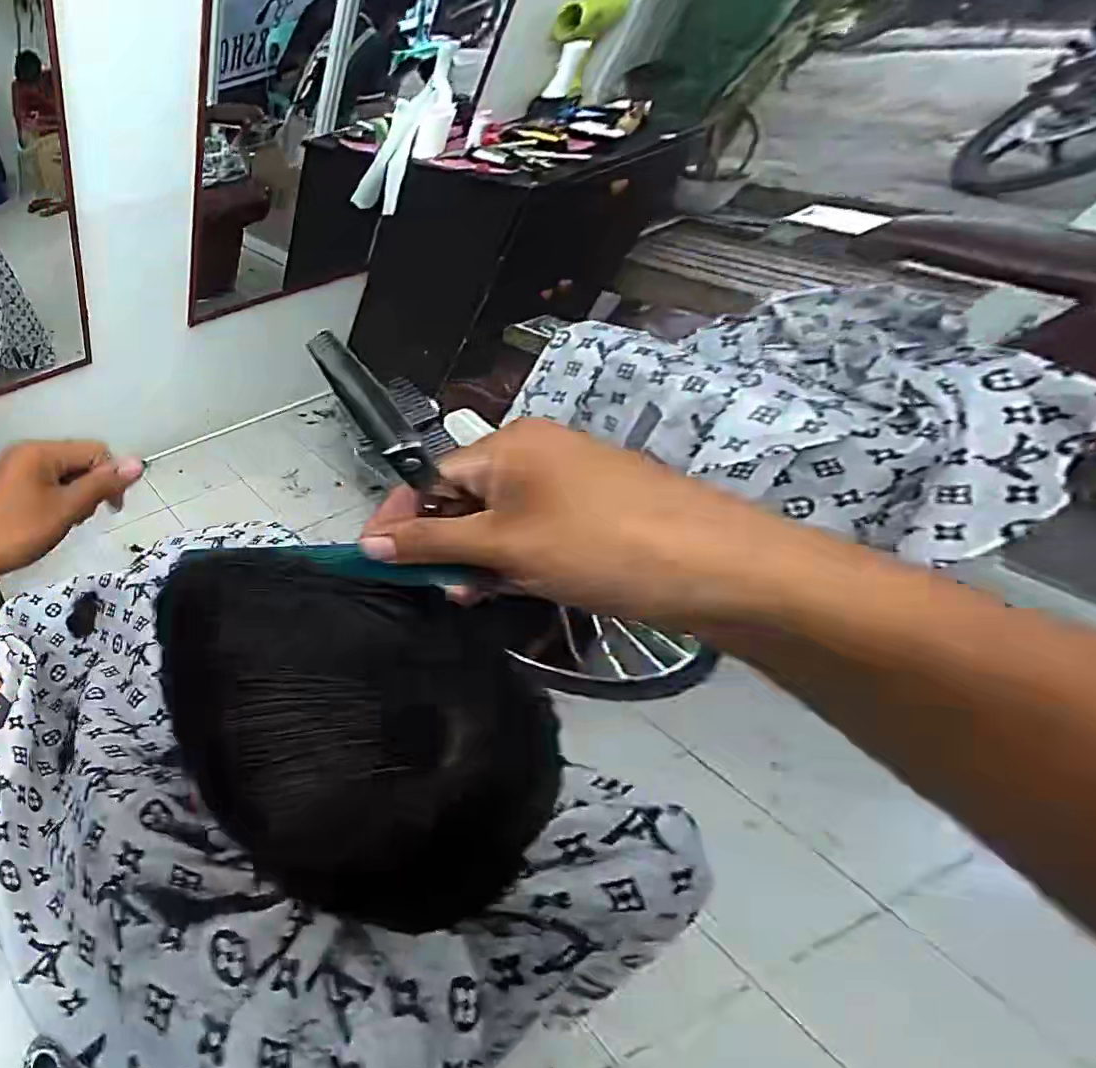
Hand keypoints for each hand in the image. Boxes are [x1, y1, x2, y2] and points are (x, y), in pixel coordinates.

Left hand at [0, 441, 142, 582]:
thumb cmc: (17, 533)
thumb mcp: (65, 510)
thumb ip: (101, 485)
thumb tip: (138, 463)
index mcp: (41, 451)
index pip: (95, 450)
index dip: (111, 477)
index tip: (112, 509)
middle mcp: (28, 452)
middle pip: (80, 461)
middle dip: (91, 489)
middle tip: (80, 519)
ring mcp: (17, 469)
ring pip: (65, 475)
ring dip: (75, 498)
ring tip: (63, 523)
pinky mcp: (11, 486)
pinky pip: (47, 485)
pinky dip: (57, 502)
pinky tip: (50, 523)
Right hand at [359, 418, 825, 627]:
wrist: (727, 570)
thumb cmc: (599, 546)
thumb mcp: (503, 547)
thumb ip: (431, 543)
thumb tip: (368, 545)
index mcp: (506, 445)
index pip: (429, 479)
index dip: (399, 520)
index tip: (373, 560)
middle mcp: (532, 452)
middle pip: (460, 499)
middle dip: (441, 544)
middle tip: (437, 587)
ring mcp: (564, 480)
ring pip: (493, 520)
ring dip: (475, 557)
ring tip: (474, 594)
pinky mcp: (589, 508)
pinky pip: (528, 529)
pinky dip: (511, 558)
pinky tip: (513, 586)